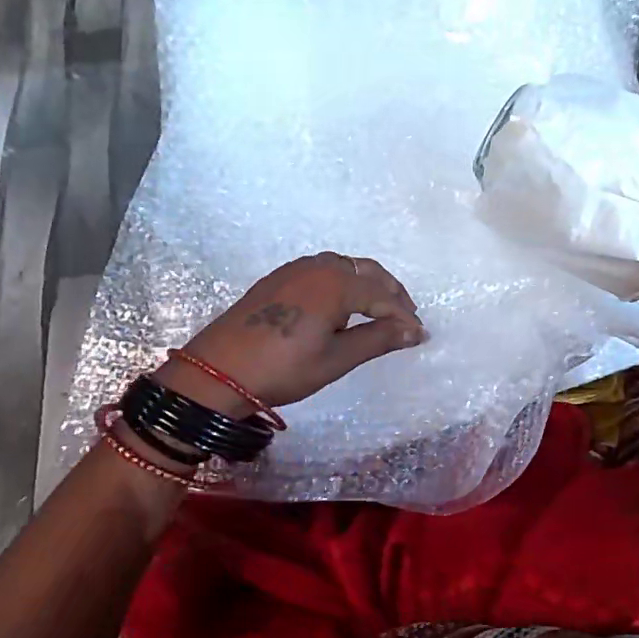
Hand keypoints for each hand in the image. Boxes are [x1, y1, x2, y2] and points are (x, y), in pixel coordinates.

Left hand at [156, 253, 426, 416]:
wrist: (219, 371)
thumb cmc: (283, 369)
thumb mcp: (336, 359)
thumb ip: (378, 339)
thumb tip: (414, 332)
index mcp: (335, 283)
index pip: (382, 296)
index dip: (404, 317)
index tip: (420, 337)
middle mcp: (317, 266)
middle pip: (366, 271)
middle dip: (390, 294)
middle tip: (406, 319)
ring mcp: (293, 269)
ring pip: (343, 267)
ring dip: (367, 286)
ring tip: (379, 313)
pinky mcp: (277, 279)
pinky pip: (322, 271)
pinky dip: (343, 284)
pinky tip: (342, 307)